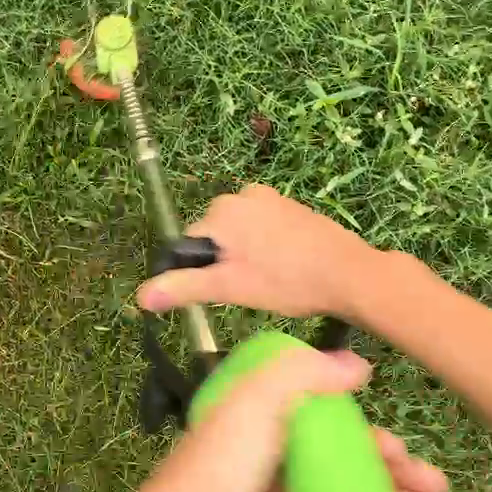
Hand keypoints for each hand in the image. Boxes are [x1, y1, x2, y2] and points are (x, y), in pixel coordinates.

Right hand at [136, 184, 381, 319]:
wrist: (351, 275)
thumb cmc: (286, 281)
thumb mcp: (229, 287)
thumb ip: (183, 287)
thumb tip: (140, 296)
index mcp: (222, 210)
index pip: (192, 245)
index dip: (205, 272)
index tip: (228, 289)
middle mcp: (243, 194)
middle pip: (215, 238)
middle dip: (226, 262)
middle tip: (251, 287)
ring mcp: (271, 198)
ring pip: (240, 235)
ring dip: (246, 257)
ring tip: (272, 280)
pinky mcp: (292, 207)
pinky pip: (263, 230)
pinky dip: (267, 249)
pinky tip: (286, 268)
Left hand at [136, 347, 448, 491]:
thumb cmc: (224, 463)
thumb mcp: (255, 401)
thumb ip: (301, 375)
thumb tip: (356, 364)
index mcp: (258, 420)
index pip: (321, 416)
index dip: (361, 424)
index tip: (395, 437)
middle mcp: (272, 458)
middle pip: (343, 456)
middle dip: (391, 464)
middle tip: (430, 479)